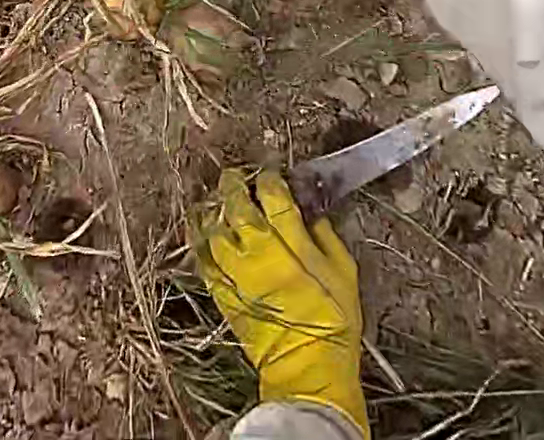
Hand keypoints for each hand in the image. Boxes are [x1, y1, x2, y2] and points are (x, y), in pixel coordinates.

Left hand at [197, 168, 368, 437]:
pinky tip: (200, 231)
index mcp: (289, 242)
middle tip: (233, 175)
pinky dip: (199, 241)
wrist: (309, 372)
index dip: (268, 177)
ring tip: (214, 200)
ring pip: (213, 228)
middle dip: (233, 184)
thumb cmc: (333, 322)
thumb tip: (313, 214)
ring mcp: (235, 272)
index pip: (272, 195)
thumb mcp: (344, 273)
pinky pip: (203, 259)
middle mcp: (257, 251)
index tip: (269, 172)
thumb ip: (326, 237)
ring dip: (212, 210)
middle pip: (235, 204)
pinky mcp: (222, 292)